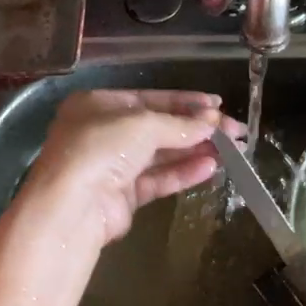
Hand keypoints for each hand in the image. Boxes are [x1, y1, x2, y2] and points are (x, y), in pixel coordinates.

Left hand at [24, 89, 244, 244]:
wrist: (71, 207)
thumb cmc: (101, 148)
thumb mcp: (143, 123)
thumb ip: (180, 123)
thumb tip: (212, 123)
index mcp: (98, 104)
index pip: (150, 98)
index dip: (185, 101)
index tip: (217, 104)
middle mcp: (103, 132)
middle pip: (158, 127)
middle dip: (195, 128)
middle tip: (233, 130)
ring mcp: (112, 166)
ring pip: (161, 155)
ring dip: (194, 150)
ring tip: (230, 150)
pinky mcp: (121, 197)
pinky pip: (157, 179)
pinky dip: (183, 173)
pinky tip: (211, 167)